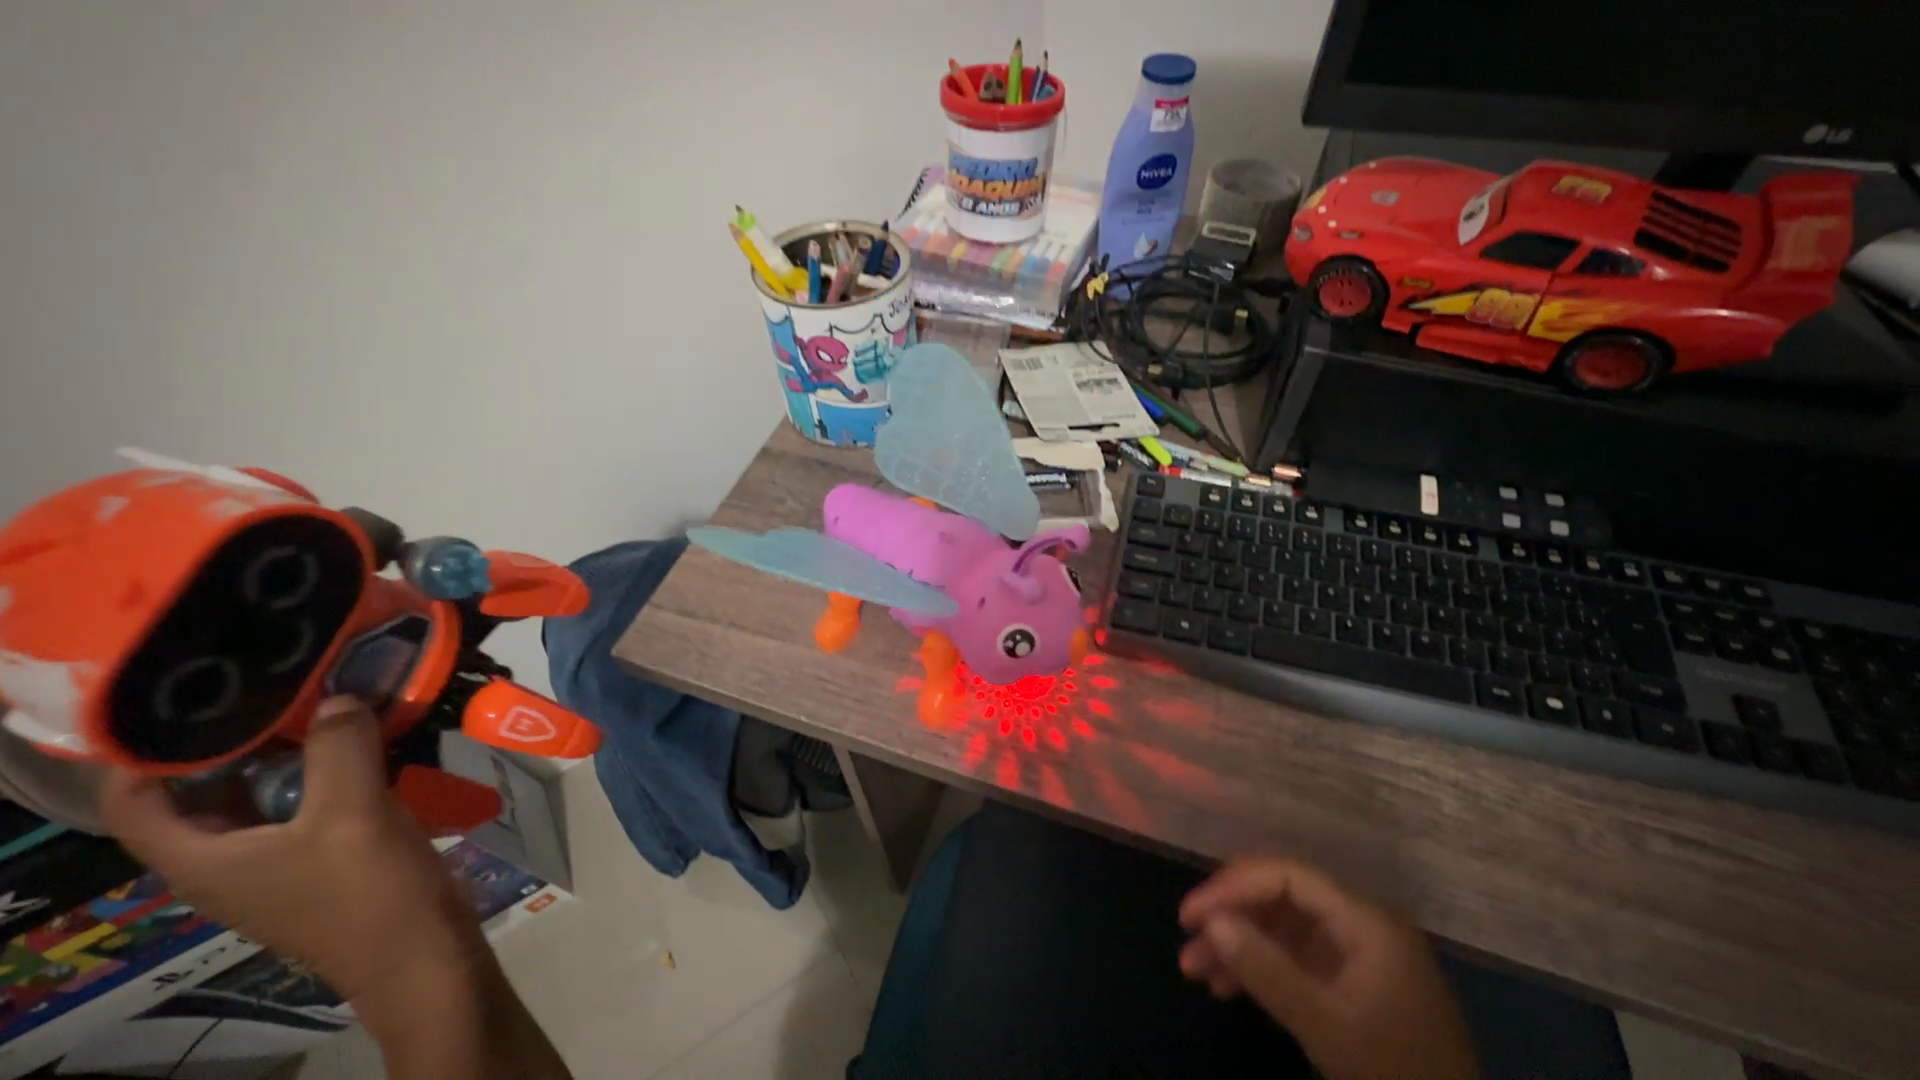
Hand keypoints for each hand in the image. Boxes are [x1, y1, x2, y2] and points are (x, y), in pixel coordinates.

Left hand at [100, 696, 571, 1077]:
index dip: (147, 748)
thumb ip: (339, 747)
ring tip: (319, 702)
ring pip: (255, 794)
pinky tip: (358, 745)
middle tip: (270, 682)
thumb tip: (337, 696)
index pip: (134, 798)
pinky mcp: (316, 861)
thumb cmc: (367, 892)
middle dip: (230, 737)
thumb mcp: (352, 812)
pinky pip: (299, 805)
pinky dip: (318, 772)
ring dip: (283, 752)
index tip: (193, 694)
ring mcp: (272, 863)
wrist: (422, 955)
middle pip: (198, 789)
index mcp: (201, 857)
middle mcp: (223, 860)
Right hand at [1179, 857, 1478, 1079]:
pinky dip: (1261, 966)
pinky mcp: (1353, 981)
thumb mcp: (1324, 1025)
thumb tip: (1212, 922)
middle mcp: (1361, 924)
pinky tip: (1227, 988)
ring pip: (1284, 928)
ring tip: (1195, 973)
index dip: (1233, 887)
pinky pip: (1296, 957)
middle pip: (1283, 898)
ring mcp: (1358, 954)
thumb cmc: (1392, 1070)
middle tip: (1187, 944)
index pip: (1287, 877)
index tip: (1190, 916)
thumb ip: (1267, 970)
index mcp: (1365, 921)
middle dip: (1231, 916)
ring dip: (1239, 944)